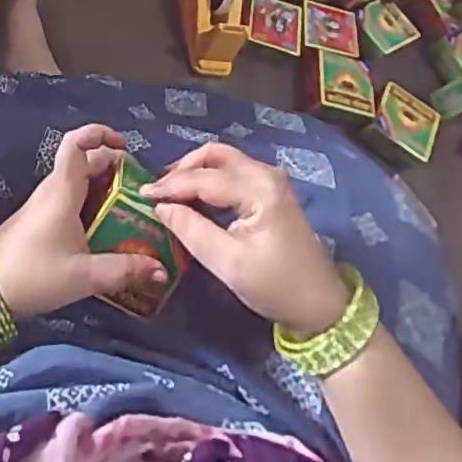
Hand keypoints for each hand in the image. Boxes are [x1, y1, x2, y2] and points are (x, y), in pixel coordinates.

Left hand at [0, 124, 167, 318]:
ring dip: (104, 185)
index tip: (125, 146)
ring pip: (79, 180)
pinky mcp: (40, 219)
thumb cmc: (33, 273)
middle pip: (85, 161)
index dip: (100, 133)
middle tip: (140, 186)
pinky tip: (107, 225)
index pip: (76, 142)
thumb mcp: (84, 275)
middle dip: (114, 165)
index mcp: (62, 190)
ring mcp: (44, 203)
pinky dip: (93, 201)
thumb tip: (161, 269)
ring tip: (131, 206)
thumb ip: (124, 270)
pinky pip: (72, 197)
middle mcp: (53, 189)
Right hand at [142, 143, 349, 336]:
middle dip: (183, 168)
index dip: (170, 185)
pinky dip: (209, 180)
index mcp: (260, 189)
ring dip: (195, 172)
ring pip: (223, 161)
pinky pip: (232, 174)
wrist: (320, 306)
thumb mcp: (228, 263)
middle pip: (215, 155)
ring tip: (169, 192)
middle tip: (157, 188)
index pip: (204, 178)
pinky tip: (192, 197)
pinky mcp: (270, 192)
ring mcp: (270, 181)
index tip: (141, 193)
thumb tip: (161, 207)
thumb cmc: (275, 286)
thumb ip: (191, 230)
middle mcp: (266, 175)